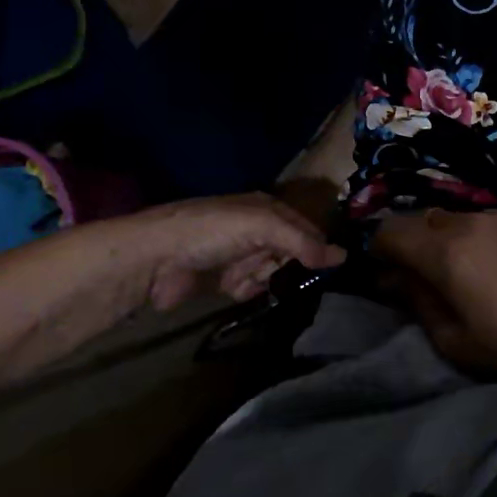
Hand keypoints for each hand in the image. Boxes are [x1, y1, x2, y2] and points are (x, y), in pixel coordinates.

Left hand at [120, 193, 345, 309]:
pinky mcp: (223, 279)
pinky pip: (250, 287)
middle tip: (273, 268)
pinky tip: (229, 287)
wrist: (154, 258)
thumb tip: (342, 256)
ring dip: (262, 277)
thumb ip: (301, 241)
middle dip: (284, 263)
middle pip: (289, 251)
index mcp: (265, 207)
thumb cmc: (212, 232)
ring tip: (241, 276)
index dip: (317, 245)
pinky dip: (244, 289)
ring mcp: (238, 253)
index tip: (332, 265)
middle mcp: (255, 227)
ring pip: (271, 271)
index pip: (305, 226)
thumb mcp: (262, 226)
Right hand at [373, 209, 496, 383]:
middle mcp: (466, 224)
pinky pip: (470, 219)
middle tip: (405, 270)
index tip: (377, 269)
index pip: (391, 233)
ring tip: (441, 265)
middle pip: (416, 218)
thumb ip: (414, 298)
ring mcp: (492, 217)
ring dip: (432, 235)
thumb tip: (388, 277)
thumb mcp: (449, 336)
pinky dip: (459, 233)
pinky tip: (473, 259)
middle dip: (403, 240)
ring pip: (443, 216)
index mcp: (446, 254)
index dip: (376, 249)